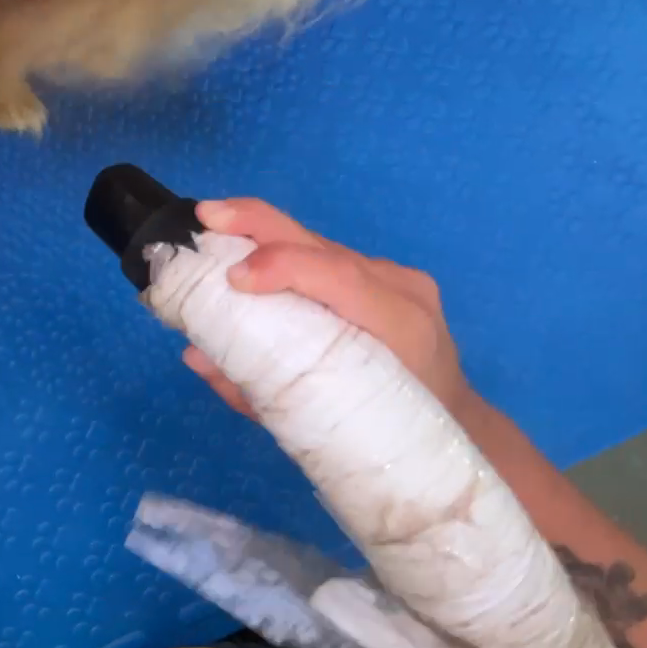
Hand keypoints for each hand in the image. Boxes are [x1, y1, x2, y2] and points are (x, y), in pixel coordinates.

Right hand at [180, 198, 485, 431]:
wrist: (451, 424)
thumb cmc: (383, 430)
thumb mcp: (317, 421)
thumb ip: (255, 389)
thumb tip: (195, 354)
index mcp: (399, 327)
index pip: (339, 276)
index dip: (281, 266)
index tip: (233, 278)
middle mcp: (399, 289)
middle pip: (320, 243)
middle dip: (257, 222)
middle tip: (205, 217)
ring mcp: (392, 275)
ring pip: (314, 242)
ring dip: (259, 233)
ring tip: (213, 227)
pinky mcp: (378, 272)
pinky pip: (319, 251)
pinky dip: (276, 248)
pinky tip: (244, 247)